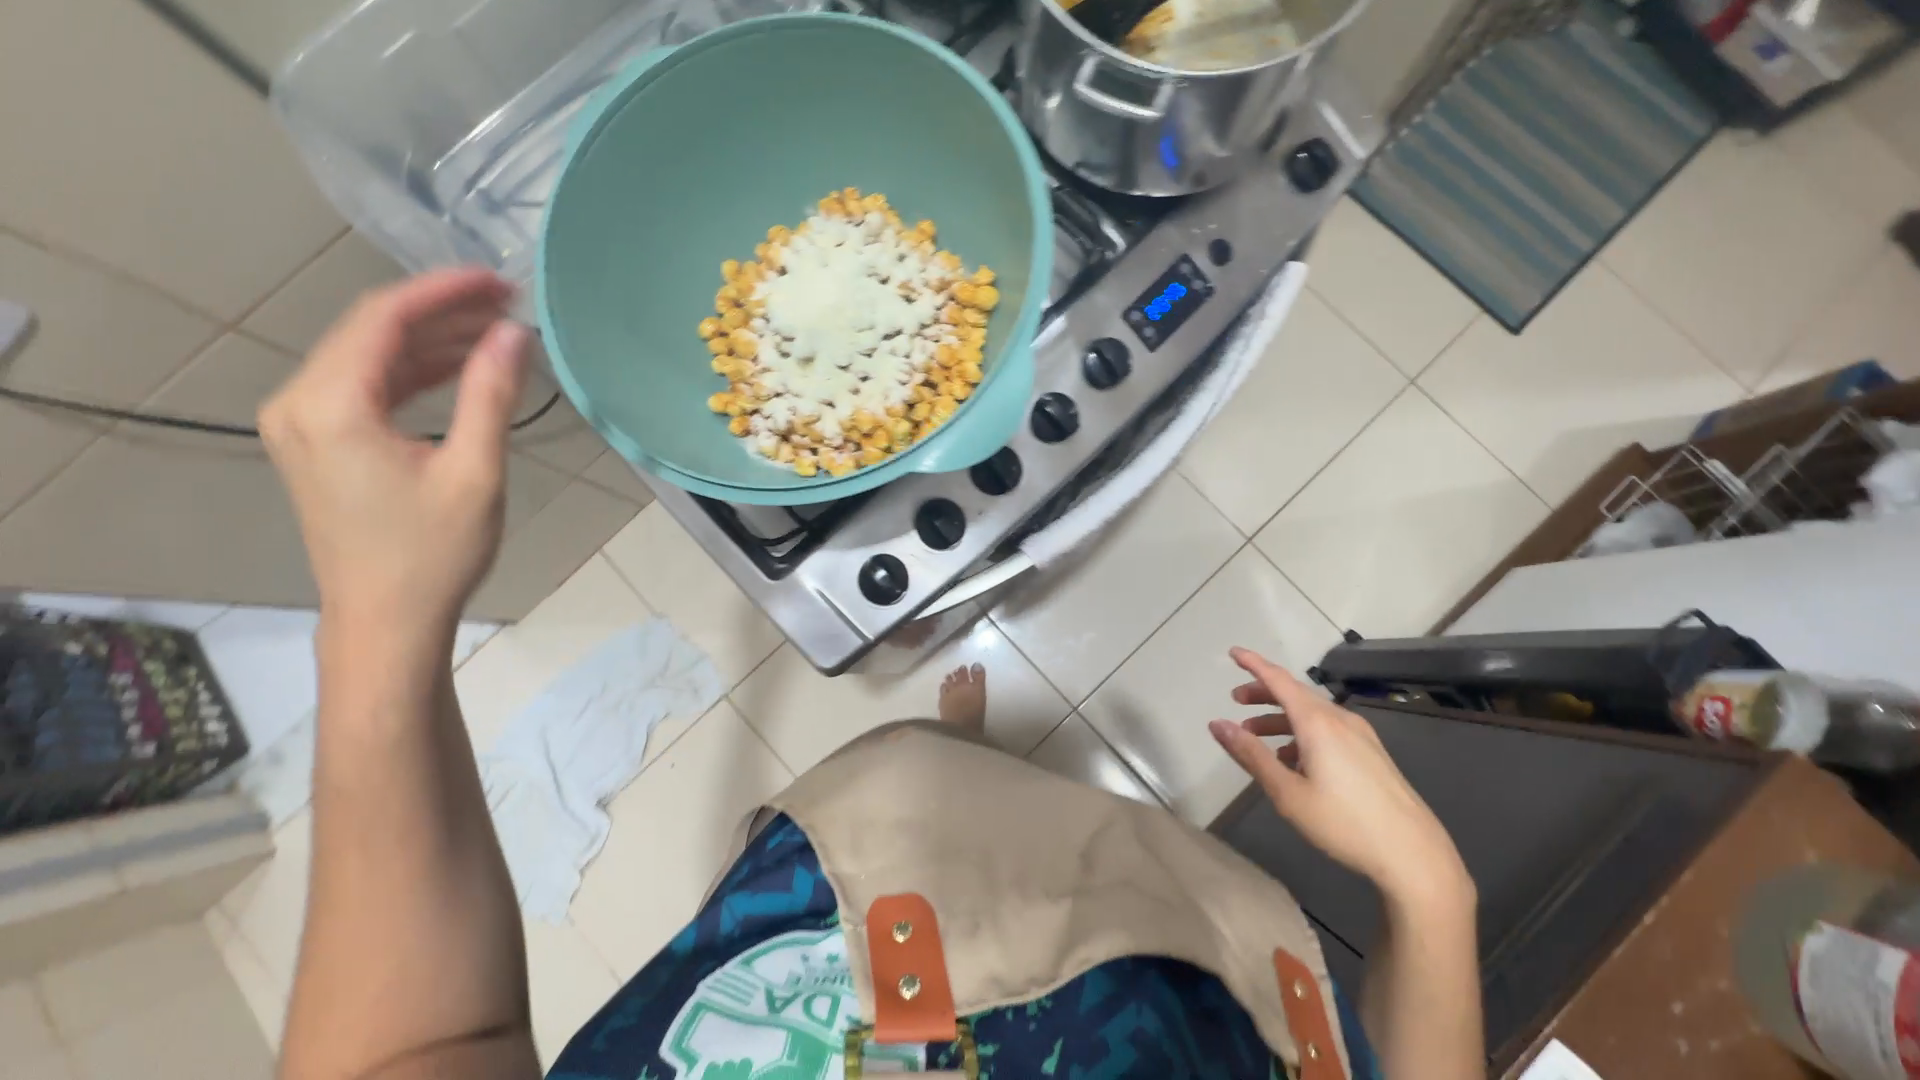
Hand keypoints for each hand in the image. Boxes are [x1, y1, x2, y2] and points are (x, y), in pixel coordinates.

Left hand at [259, 268, 529, 642]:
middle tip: (507, 306)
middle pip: (371, 331)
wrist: (385, 620)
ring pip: (368, 356)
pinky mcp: (315, 442)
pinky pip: (363, 387)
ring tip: (493, 335)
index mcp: (330, 405)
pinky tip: (458, 369)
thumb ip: (490, 394)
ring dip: (430, 342)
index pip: (383, 318)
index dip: (443, 291)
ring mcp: (301, 423)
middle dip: (441, 312)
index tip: (498, 282)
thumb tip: (514, 333)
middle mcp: (299, 402)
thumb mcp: (474, 471)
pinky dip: (412, 373)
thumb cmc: (433, 553)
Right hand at [1210, 647, 1471, 907]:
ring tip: (1257, 736)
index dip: (1254, 664)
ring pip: (1313, 714)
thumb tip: (1217, 724)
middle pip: (1296, 694)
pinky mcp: (1371, 754)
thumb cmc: (1343, 823)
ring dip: (1281, 717)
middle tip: (1236, 700)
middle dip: (1264, 693)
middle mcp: (1341, 721)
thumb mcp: (1287, 792)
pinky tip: (1293, 761)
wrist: (1413, 854)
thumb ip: (1251, 755)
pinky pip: (1328, 730)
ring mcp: (1361, 736)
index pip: (1280, 681)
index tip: (1233, 652)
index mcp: (1318, 724)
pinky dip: (1302, 733)